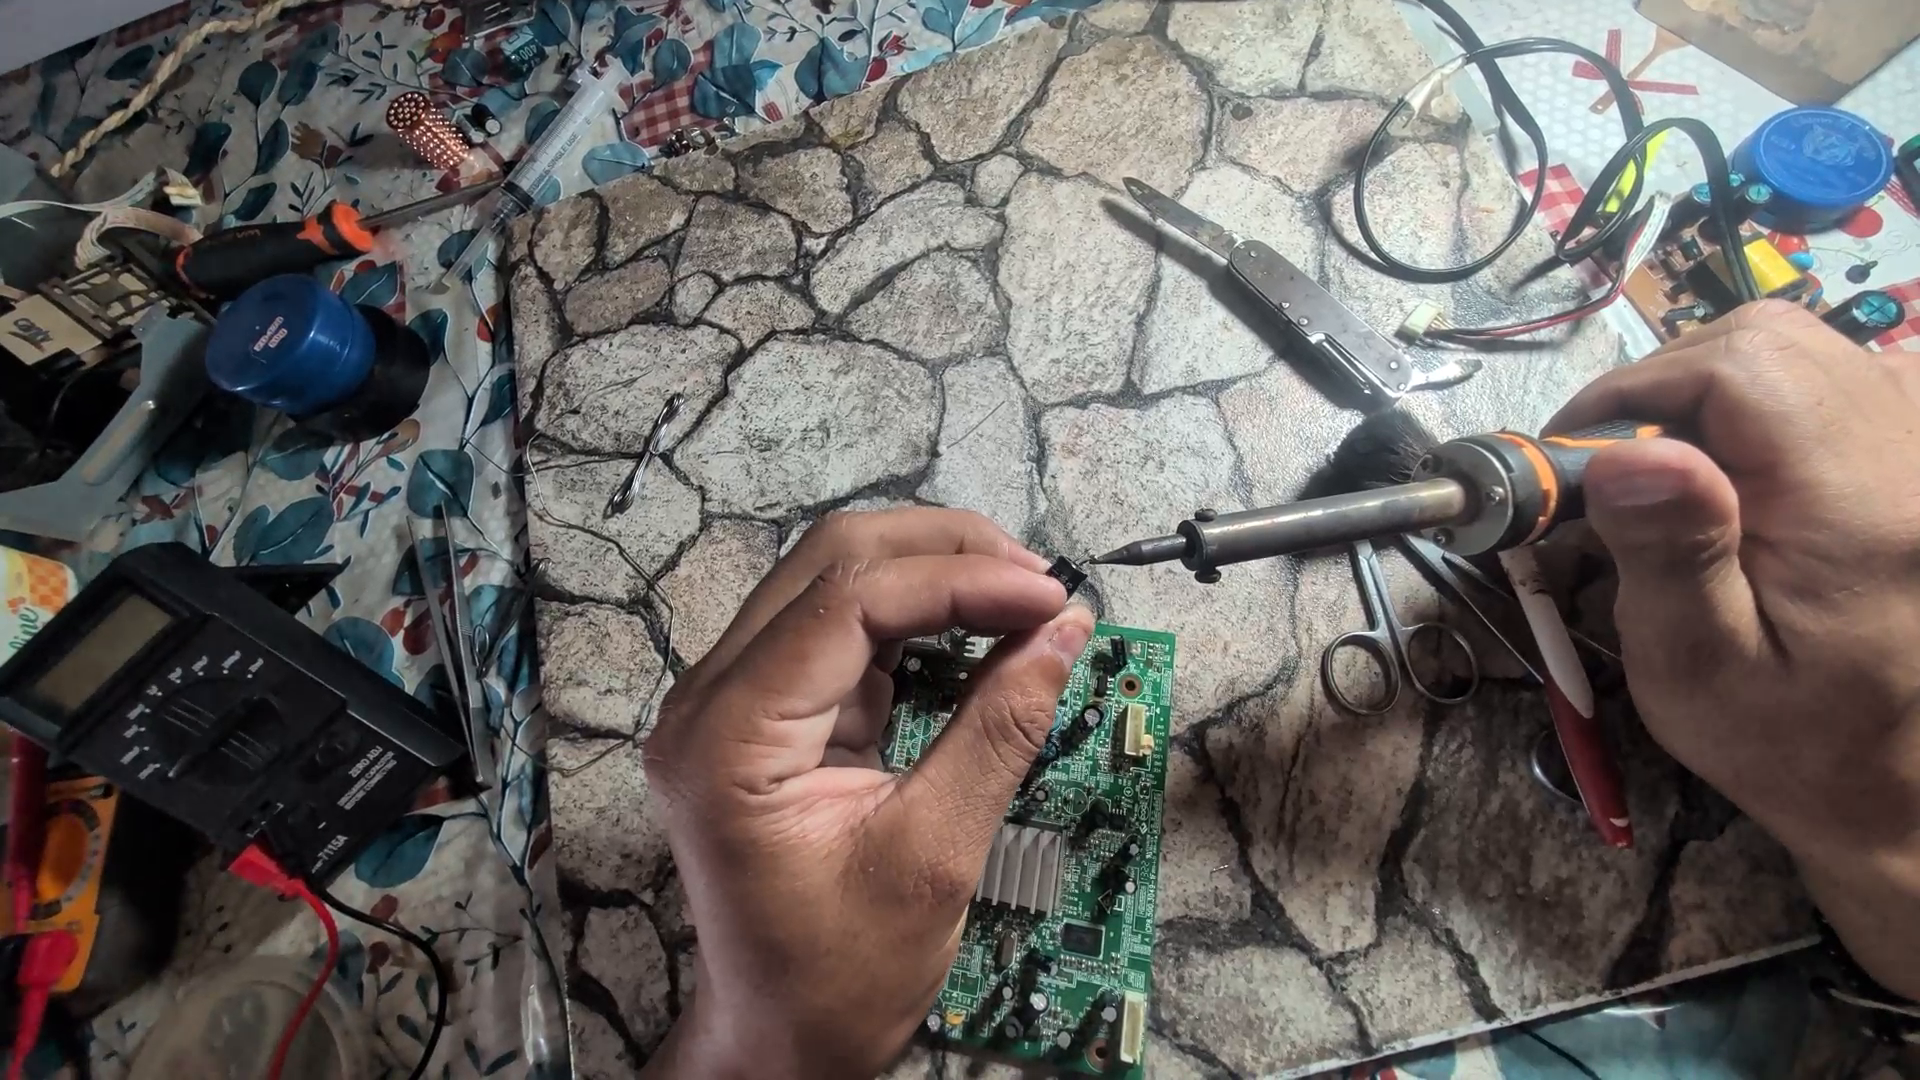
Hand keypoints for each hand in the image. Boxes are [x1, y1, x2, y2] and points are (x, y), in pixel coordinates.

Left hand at [637, 508, 1093, 1077]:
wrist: (780, 1034)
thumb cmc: (844, 972)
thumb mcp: (934, 856)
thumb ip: (997, 730)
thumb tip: (1064, 630)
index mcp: (731, 735)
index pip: (848, 601)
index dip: (958, 580)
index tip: (1049, 596)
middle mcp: (714, 692)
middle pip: (832, 557)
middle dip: (944, 549)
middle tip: (1036, 579)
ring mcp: (736, 689)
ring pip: (838, 571)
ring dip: (933, 565)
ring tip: (1016, 589)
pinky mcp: (771, 697)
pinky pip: (845, 616)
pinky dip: (918, 604)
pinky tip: (973, 616)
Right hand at [1550, 300, 1919, 996]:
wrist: (1898, 780)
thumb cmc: (1780, 735)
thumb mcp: (1696, 664)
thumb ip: (1670, 557)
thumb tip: (1629, 454)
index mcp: (1855, 504)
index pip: (1737, 370)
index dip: (1631, 394)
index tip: (1570, 463)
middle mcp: (1909, 454)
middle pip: (1763, 342)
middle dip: (1654, 389)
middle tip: (1601, 468)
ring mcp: (1919, 450)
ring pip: (1789, 348)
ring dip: (1690, 394)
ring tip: (1648, 469)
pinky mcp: (1909, 459)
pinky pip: (1817, 379)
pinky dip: (1736, 404)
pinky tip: (1712, 466)